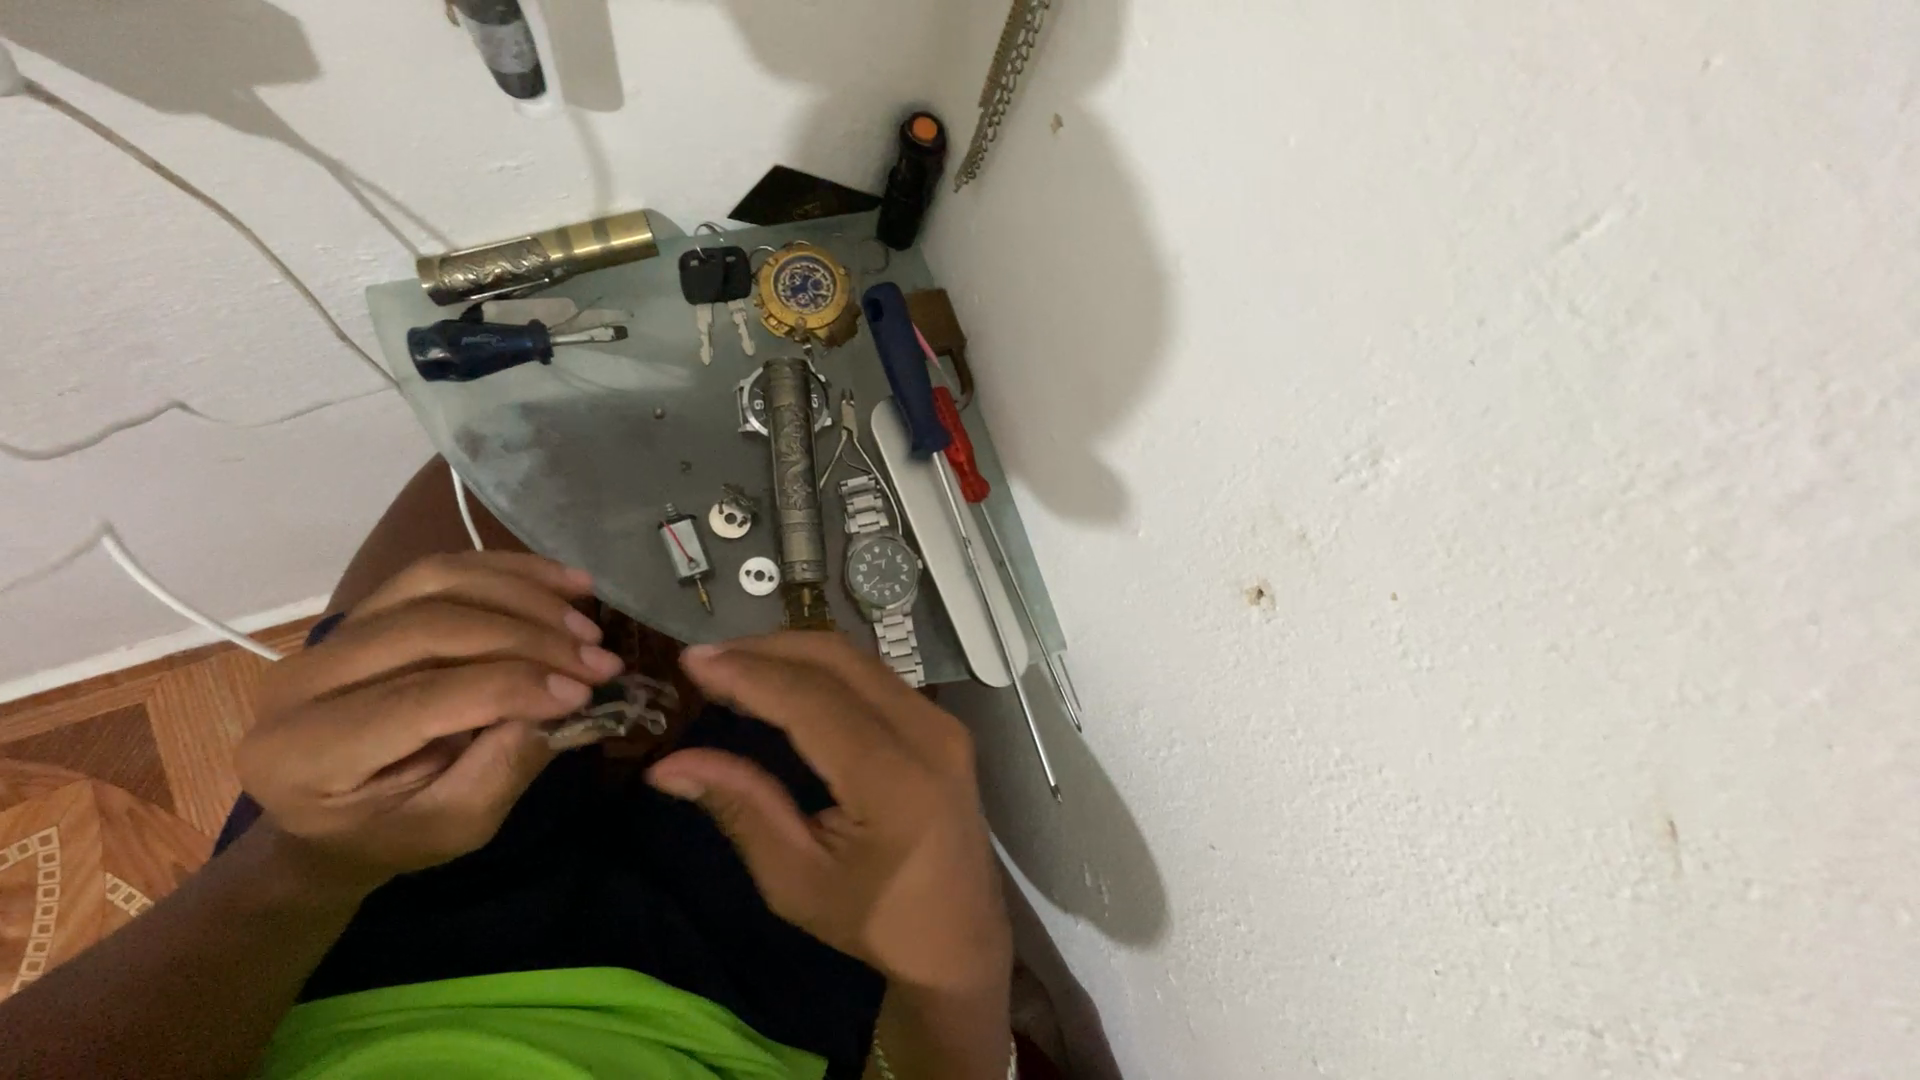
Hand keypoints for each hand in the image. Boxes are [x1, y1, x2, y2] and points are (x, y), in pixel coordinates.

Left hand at [238, 552, 623, 885]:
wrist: (336, 822)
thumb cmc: (396, 833)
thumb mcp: (456, 826)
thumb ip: (505, 764)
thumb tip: (568, 699)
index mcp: (307, 752)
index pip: (422, 697)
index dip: (513, 686)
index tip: (586, 692)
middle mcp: (303, 680)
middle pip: (430, 627)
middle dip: (530, 638)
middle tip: (599, 660)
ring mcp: (331, 635)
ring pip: (437, 582)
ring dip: (527, 595)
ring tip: (587, 622)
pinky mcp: (366, 610)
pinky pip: (442, 571)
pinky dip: (513, 570)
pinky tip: (567, 585)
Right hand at [648, 633, 1012, 994]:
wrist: (960, 937)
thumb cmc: (876, 921)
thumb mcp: (796, 878)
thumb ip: (741, 807)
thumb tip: (667, 766)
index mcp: (895, 780)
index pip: (812, 701)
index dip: (749, 674)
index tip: (691, 661)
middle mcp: (928, 735)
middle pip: (839, 661)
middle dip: (767, 650)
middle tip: (707, 662)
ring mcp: (943, 724)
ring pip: (859, 661)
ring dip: (795, 655)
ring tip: (736, 668)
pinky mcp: (943, 725)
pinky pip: (877, 677)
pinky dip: (825, 671)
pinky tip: (786, 684)